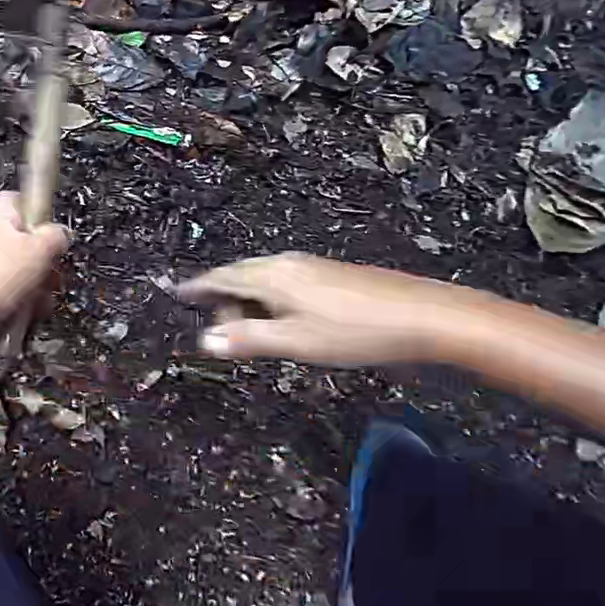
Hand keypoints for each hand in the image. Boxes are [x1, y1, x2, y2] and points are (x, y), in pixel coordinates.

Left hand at [0, 192, 69, 337]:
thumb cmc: (0, 275)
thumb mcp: (41, 248)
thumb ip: (56, 235)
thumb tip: (60, 234)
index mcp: (0, 219)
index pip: (14, 199)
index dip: (34, 208)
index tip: (49, 225)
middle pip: (25, 241)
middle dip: (45, 259)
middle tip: (54, 271)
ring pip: (21, 271)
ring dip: (39, 285)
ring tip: (43, 298)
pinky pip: (12, 293)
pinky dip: (25, 302)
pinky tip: (31, 312)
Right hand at [174, 253, 501, 366]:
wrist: (425, 316)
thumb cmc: (355, 331)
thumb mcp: (295, 341)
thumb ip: (249, 339)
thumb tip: (206, 340)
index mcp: (273, 275)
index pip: (223, 277)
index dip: (199, 286)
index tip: (179, 291)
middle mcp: (288, 263)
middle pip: (242, 275)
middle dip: (224, 298)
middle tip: (220, 330)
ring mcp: (311, 267)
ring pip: (265, 279)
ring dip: (249, 301)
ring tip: (250, 329)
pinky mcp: (331, 275)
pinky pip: (286, 283)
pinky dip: (272, 300)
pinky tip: (284, 320)